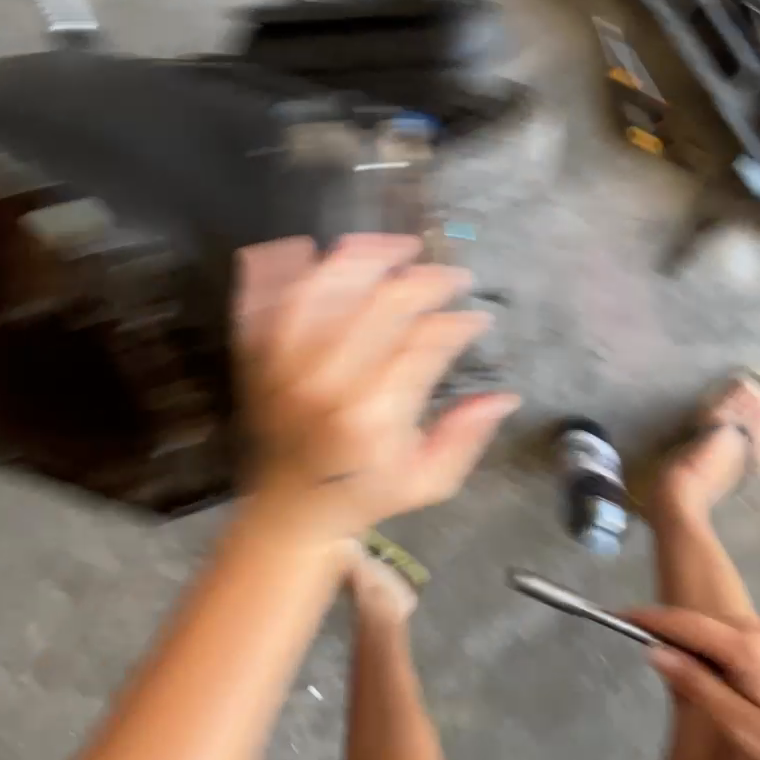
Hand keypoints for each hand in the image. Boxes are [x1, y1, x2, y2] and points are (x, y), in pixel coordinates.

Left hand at [232, 234, 519, 541]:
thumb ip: (465, 438)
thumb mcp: (426, 482)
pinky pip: (263, 299)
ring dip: (362, 257)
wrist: (286, 513)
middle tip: (447, 276)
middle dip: (424, 279)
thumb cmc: (360, 495)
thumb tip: (504, 396)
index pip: (425, 341)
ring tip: (394, 248)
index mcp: (372, 415)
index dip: (458, 321)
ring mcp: (284, 365)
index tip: (475, 317)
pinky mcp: (256, 358)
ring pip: (324, 287)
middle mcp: (326, 382)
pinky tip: (306, 247)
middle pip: (381, 302)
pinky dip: (281, 267)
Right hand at [626, 608, 759, 759]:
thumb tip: (656, 651)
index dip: (652, 618)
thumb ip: (696, 683)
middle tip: (642, 642)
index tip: (621, 614)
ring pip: (719, 627)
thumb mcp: (738, 724)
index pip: (687, 622)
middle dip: (672, 627)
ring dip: (693, 637)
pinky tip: (708, 668)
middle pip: (703, 619)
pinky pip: (735, 636)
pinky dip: (712, 644)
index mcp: (747, 646)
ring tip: (671, 659)